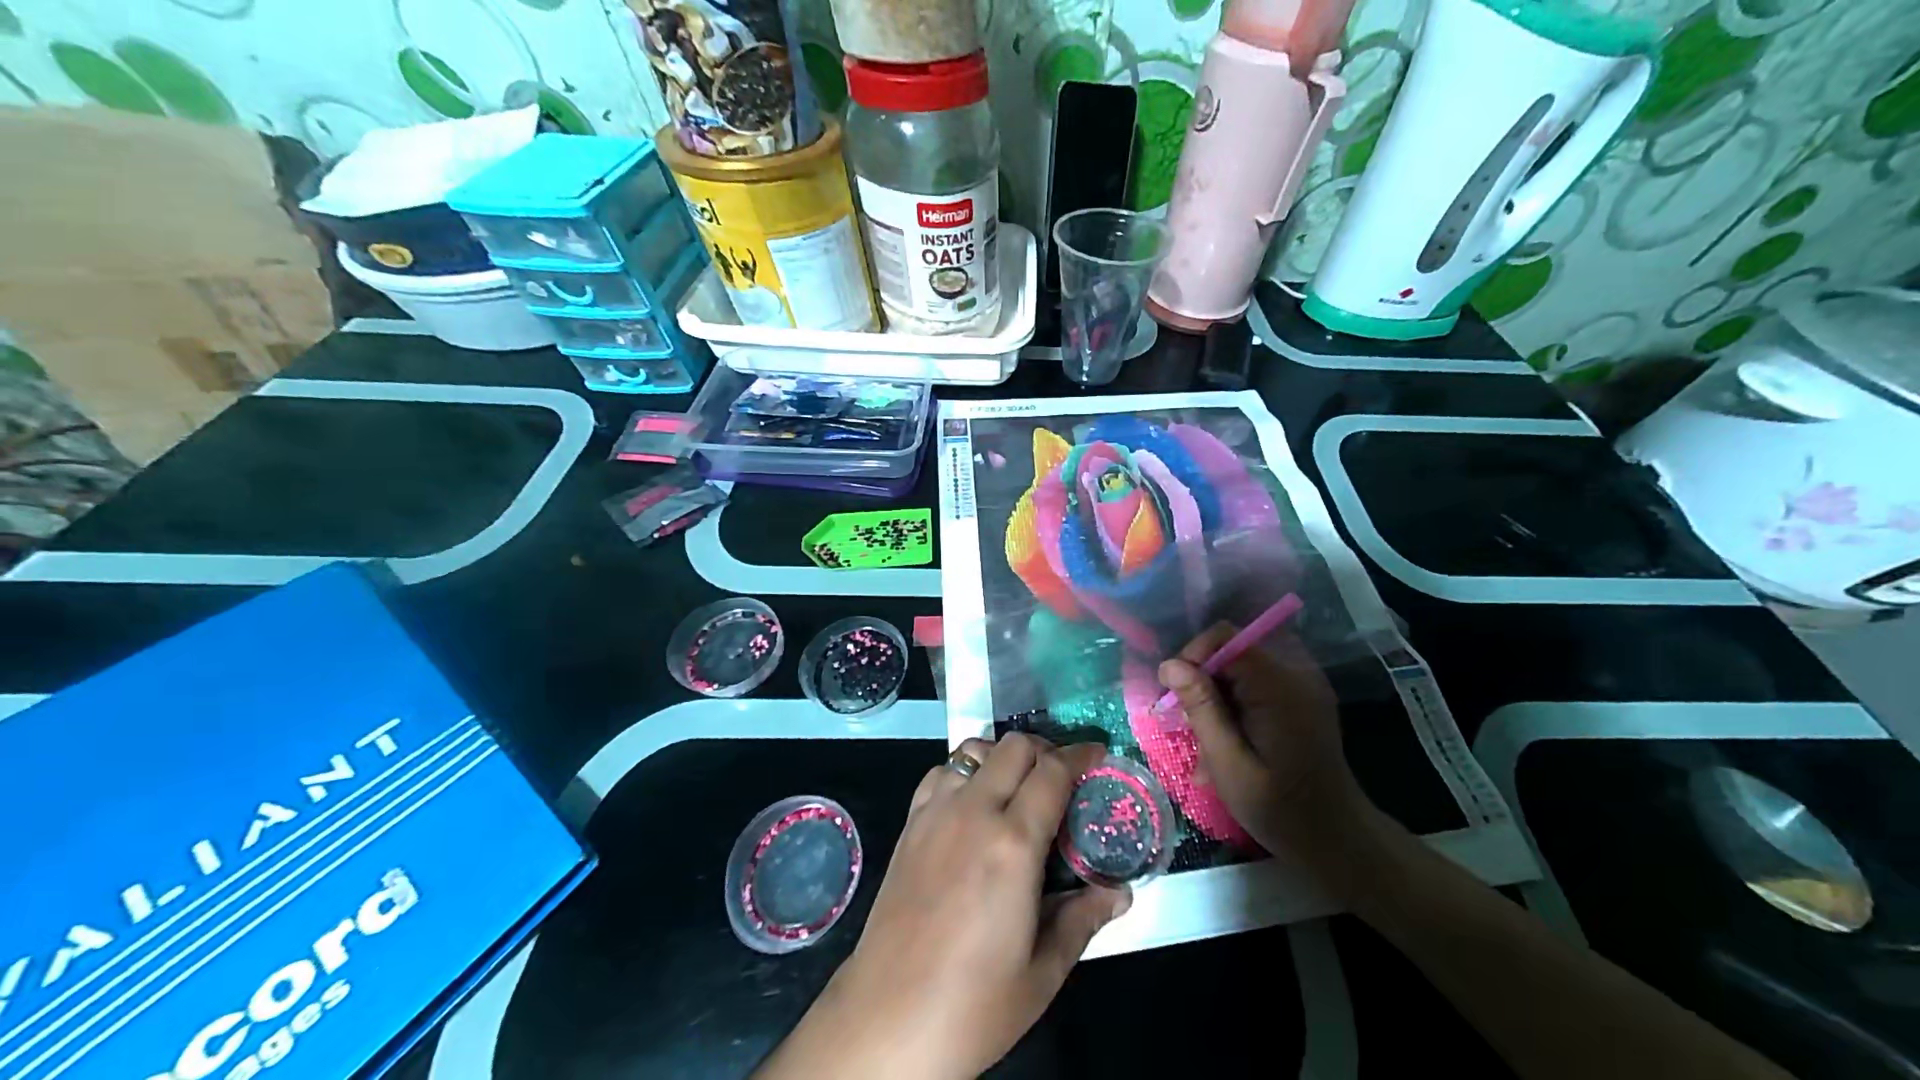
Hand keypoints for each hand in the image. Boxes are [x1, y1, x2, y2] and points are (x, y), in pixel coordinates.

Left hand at [756, 735, 1130, 1079]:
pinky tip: (973, 804)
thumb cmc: (975, 1003)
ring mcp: (934, 814)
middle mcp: (972, 813)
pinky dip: (965, 772)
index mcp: (1013, 844)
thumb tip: (1120, 892)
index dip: (1080, 756)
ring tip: (1020, 788)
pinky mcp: (909, 826)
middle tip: (1064, 777)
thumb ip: (1083, 918)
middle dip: (1046, 750)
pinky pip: (940, 774)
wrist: (887, 1017)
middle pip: (1013, 748)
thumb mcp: (1044, 970)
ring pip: (973, 751)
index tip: (1098, 755)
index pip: (1052, 772)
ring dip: (1003, 757)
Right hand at [1157, 624, 1368, 865]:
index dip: (1194, 656)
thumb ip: (1201, 708)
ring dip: (1217, 692)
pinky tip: (1229, 736)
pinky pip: (1258, 681)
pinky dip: (1235, 700)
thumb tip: (1170, 664)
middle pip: (1233, 648)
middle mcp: (1297, 674)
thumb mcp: (1228, 763)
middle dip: (1203, 679)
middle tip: (1190, 722)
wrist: (1337, 839)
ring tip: (1208, 736)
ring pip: (1241, 665)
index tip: (1176, 694)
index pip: (1227, 638)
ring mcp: (1303, 684)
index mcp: (1280, 686)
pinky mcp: (1302, 697)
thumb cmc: (1279, 808)